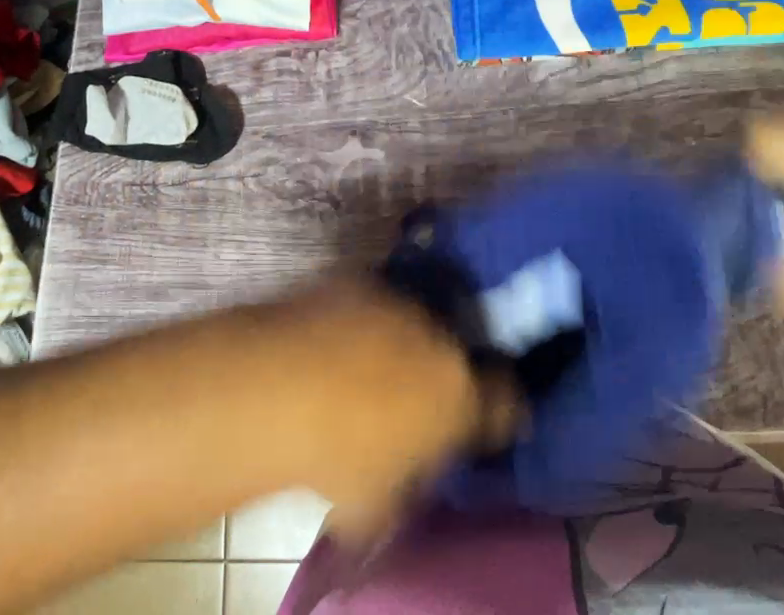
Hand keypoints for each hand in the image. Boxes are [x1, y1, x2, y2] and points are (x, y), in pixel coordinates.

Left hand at [251, 279, 518, 548]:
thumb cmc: (334, 460)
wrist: (276, 388)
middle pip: (456, 355)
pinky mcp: (359, 280)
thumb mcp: (377, 503)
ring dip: (403, 340)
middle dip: (441, 373)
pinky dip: (363, 317)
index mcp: (461, 398)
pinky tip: (334, 337)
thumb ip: (405, 488)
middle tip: (411, 397)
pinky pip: (374, 301)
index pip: (506, 403)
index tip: (478, 426)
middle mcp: (442, 341)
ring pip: (417, 322)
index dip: (494, 416)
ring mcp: (400, 304)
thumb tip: (401, 488)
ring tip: (366, 364)